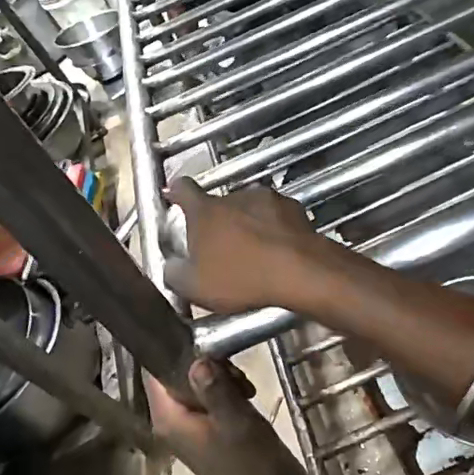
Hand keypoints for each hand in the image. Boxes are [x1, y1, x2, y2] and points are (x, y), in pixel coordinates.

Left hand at [146, 359, 279, 474]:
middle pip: (177, 374)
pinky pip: (202, 399)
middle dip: (207, 368)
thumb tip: (198, 361)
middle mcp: (167, 418)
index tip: (205, 344)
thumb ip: (214, 388)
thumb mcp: (234, 419)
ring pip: (192, 384)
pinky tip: (243, 398)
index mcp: (167, 415)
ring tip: (244, 389)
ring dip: (219, 380)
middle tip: (236, 374)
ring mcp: (181, 425)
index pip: (156, 369)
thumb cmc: (245, 460)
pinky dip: (221, 393)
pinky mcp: (196, 429)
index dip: (177, 351)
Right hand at [164, 177, 324, 313]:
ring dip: (247, 225)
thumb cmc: (242, 277)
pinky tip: (276, 254)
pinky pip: (276, 219)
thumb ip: (174, 272)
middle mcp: (235, 196)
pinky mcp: (295, 210)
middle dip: (217, 222)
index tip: (173, 198)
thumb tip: (171, 266)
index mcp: (205, 210)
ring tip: (251, 255)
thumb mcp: (194, 286)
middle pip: (218, 203)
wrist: (303, 274)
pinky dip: (274, 231)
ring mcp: (268, 199)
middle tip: (218, 249)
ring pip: (249, 210)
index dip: (176, 192)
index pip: (182, 188)